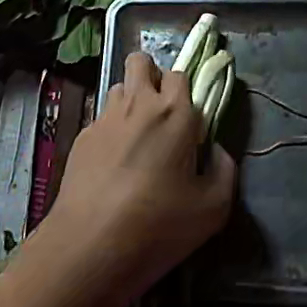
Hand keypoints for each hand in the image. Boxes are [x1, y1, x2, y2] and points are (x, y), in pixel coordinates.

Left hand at [43, 53, 235, 295]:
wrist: (91, 244)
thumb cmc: (159, 224)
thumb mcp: (214, 207)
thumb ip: (225, 170)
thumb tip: (217, 151)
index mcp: (175, 112)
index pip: (180, 74)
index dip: (186, 90)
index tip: (190, 117)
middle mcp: (137, 104)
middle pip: (141, 62)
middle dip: (152, 76)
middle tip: (161, 112)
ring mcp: (105, 118)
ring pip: (118, 87)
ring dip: (130, 100)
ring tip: (137, 136)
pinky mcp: (81, 138)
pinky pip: (101, 118)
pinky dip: (112, 129)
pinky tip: (113, 163)